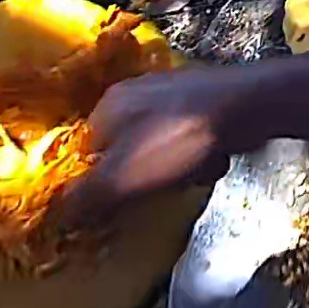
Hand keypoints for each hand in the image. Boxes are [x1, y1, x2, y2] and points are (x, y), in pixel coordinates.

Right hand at [66, 65, 253, 217]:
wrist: (250, 105)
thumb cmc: (181, 138)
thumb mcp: (123, 178)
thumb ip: (85, 198)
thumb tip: (58, 215)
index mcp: (110, 104)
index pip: (85, 153)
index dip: (97, 183)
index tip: (113, 203)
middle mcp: (142, 92)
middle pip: (128, 153)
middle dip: (147, 178)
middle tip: (163, 184)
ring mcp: (179, 94)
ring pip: (164, 150)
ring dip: (180, 169)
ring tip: (196, 169)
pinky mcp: (210, 101)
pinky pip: (195, 141)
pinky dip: (205, 155)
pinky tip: (217, 158)